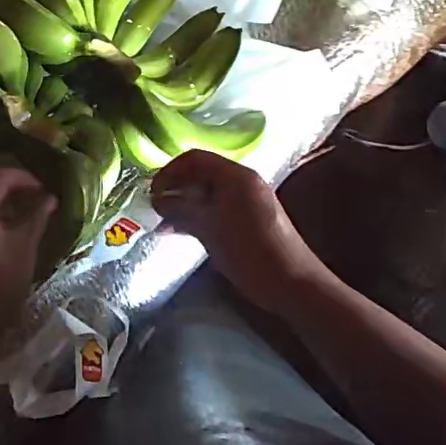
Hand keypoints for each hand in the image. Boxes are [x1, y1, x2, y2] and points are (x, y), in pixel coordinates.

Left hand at [0, 164, 55, 332]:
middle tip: (39, 192)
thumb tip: (51, 196)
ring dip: (6, 193)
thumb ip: (37, 215)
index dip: (24, 176)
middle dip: (15, 182)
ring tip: (31, 203)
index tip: (44, 187)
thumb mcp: (25, 245)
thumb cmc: (3, 283)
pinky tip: (16, 217)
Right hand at [151, 151, 329, 317]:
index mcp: (236, 176)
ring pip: (208, 193)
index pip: (194, 158)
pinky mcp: (250, 219)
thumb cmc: (251, 251)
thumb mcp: (210, 229)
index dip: (169, 171)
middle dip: (175, 187)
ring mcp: (248, 200)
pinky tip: (180, 231)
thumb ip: (181, 210)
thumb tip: (157, 200)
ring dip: (184, 203)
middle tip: (152, 206)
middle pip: (201, 173)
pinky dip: (198, 215)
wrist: (295, 285)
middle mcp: (243, 182)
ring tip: (161, 221)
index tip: (150, 191)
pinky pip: (217, 208)